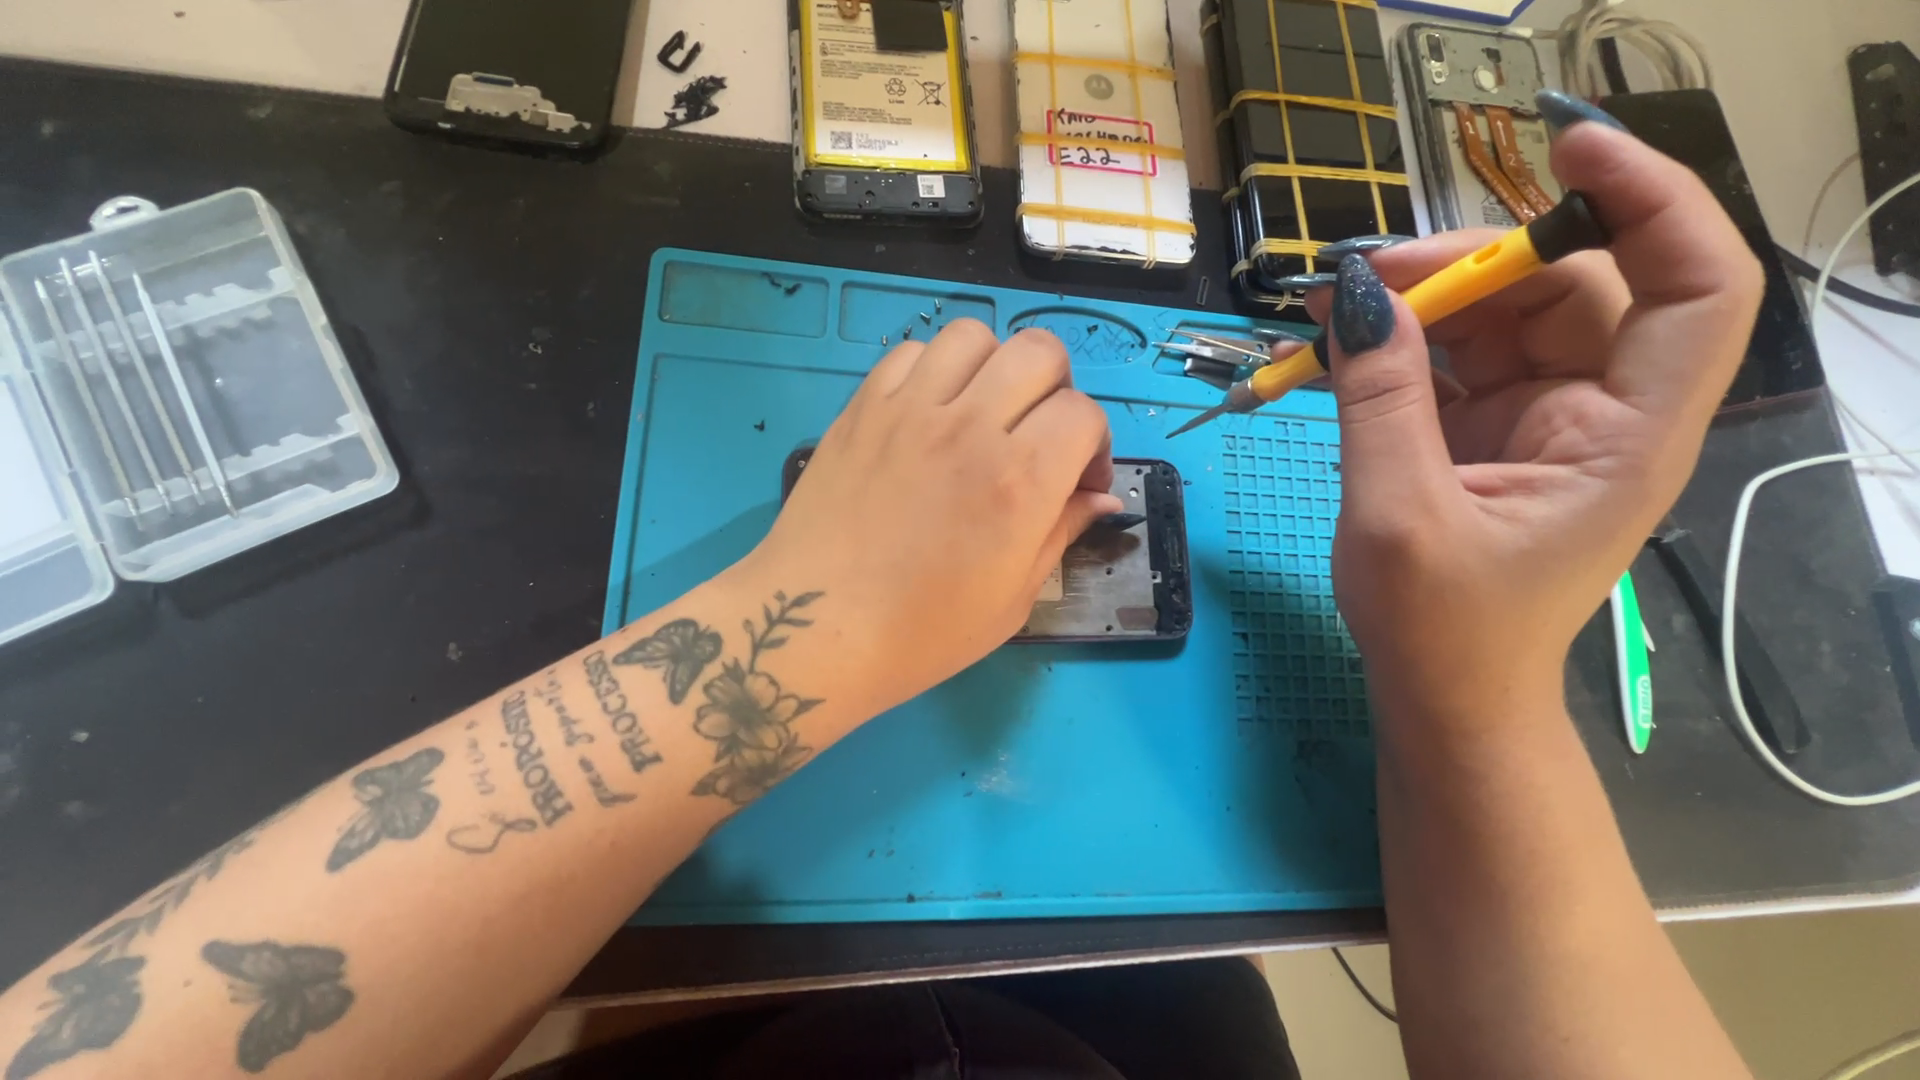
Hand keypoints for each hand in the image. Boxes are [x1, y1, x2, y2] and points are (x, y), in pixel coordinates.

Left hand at [749, 319, 1119, 715]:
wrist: (816, 624)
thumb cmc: (922, 632)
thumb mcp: (1012, 598)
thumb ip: (1062, 532)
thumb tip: (1101, 497)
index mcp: (1019, 481)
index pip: (1083, 413)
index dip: (1095, 444)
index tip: (1079, 480)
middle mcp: (970, 427)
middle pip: (1039, 352)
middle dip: (1057, 390)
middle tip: (1037, 436)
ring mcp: (910, 409)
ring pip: (974, 336)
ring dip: (994, 367)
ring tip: (982, 412)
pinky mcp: (863, 406)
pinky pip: (911, 352)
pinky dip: (933, 370)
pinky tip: (928, 414)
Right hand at [1307, 115, 1763, 722]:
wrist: (1442, 697)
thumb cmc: (1439, 627)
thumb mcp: (1396, 511)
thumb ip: (1377, 398)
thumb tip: (1354, 296)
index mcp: (1624, 435)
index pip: (1692, 285)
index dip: (1649, 199)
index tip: (1562, 150)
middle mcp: (1599, 410)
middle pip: (1570, 286)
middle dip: (1469, 264)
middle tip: (1361, 275)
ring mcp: (1541, 417)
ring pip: (1501, 316)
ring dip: (1419, 300)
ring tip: (1331, 305)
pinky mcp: (1487, 430)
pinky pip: (1452, 359)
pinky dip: (1398, 344)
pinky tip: (1339, 342)